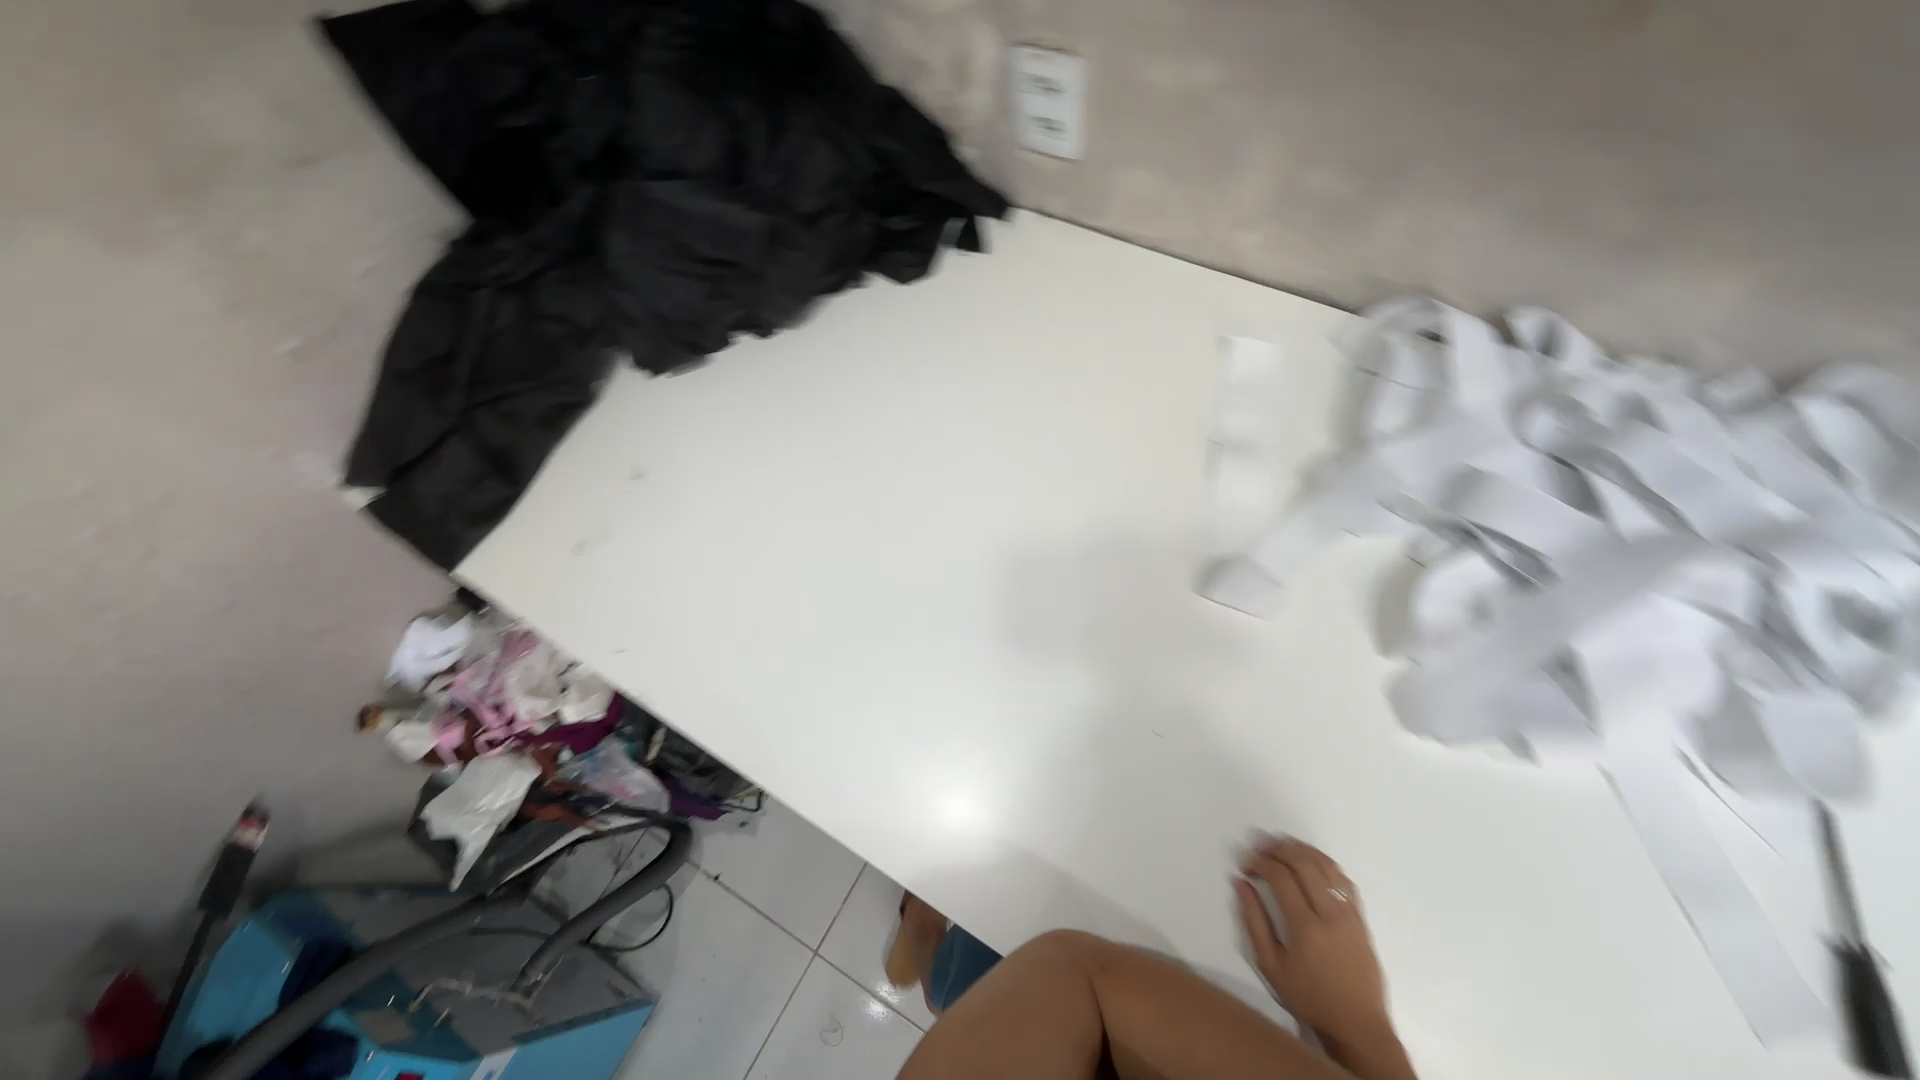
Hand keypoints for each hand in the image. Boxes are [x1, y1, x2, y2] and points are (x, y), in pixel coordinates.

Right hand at [1233, 834, 1389, 1046]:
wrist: (1357, 1023)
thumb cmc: (1308, 997)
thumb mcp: (1271, 965)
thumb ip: (1254, 921)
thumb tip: (1242, 884)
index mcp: (1305, 926)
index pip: (1280, 877)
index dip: (1259, 863)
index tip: (1246, 866)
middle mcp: (1330, 913)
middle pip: (1304, 863)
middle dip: (1278, 848)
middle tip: (1259, 847)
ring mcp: (1350, 913)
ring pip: (1326, 865)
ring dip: (1301, 849)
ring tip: (1281, 846)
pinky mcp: (1361, 917)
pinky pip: (1343, 879)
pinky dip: (1325, 862)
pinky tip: (1311, 862)